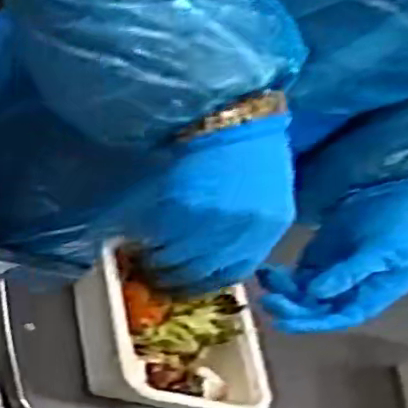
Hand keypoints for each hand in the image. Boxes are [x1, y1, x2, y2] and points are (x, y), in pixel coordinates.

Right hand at [137, 114, 296, 294]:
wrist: (230, 123)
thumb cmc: (247, 159)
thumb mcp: (261, 200)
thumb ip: (238, 233)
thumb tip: (202, 262)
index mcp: (268, 227)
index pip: (230, 274)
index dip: (199, 284)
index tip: (178, 284)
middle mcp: (241, 229)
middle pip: (194, 272)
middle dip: (168, 277)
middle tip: (148, 274)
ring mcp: (208, 220)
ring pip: (168, 260)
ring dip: (150, 260)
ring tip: (140, 253)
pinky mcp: (178, 210)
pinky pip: (153, 238)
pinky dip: (141, 241)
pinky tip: (138, 235)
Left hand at [258, 175, 407, 332]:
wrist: (393, 195)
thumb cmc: (401, 223)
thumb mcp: (382, 249)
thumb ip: (351, 272)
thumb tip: (317, 294)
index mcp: (377, 292)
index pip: (342, 317)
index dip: (313, 325)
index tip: (283, 324)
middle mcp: (350, 291)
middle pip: (312, 310)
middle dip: (288, 308)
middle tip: (268, 298)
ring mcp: (328, 279)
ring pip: (295, 297)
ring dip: (278, 291)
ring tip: (268, 275)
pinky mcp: (312, 266)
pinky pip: (288, 281)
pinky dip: (274, 278)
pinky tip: (265, 269)